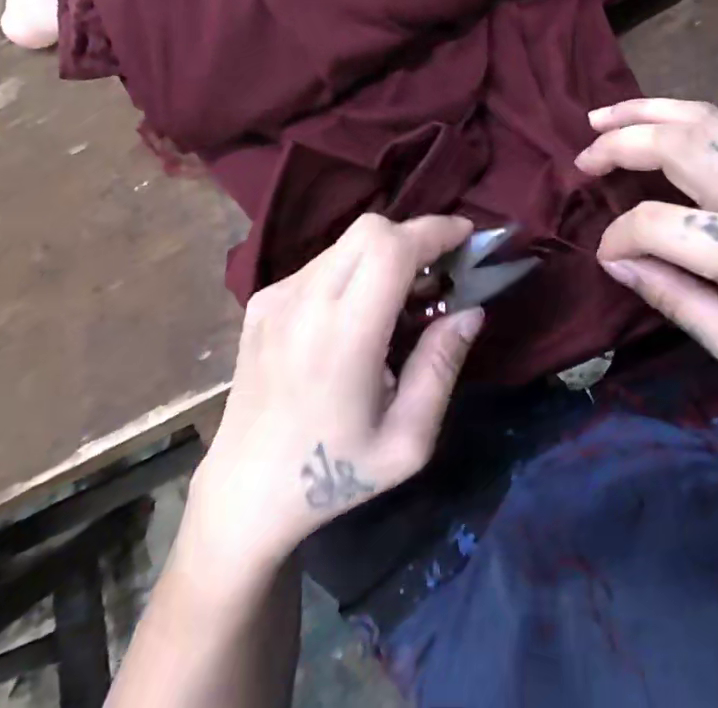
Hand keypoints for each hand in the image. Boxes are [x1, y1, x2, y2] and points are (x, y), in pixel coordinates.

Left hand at [185, 215, 484, 580]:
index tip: (467, 236)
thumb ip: (440, 366)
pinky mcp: (260, 302)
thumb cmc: (335, 473)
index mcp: (343, 335)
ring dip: (381, 255)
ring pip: (342, 245)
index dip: (433, 231)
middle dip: (412, 237)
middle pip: (367, 230)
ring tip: (401, 299)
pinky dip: (350, 272)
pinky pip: (318, 266)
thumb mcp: (407, 439)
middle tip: (440, 271)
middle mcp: (303, 301)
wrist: (246, 487)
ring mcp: (275, 297)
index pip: (390, 247)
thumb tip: (470, 311)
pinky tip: (356, 315)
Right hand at [577, 99, 717, 392]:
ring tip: (598, 119)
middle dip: (618, 146)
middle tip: (582, 162)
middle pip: (676, 146)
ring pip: (700, 118)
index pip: (656, 224)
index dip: (618, 237)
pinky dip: (673, 112)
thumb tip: (614, 259)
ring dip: (642, 112)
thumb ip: (671, 298)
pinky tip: (645, 117)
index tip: (608, 255)